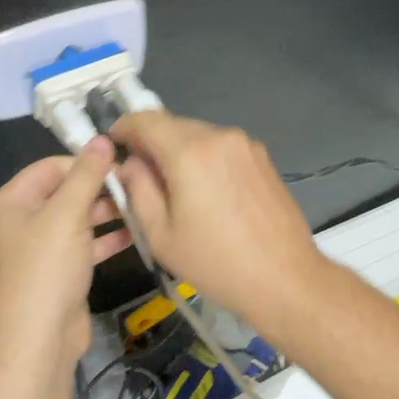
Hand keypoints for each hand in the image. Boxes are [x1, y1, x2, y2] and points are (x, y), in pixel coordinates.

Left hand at [0, 137, 130, 366]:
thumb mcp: (67, 214)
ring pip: (77, 219)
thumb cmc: (46, 269)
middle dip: (99, 188)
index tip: (121, 165)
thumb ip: (86, 175)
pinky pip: (84, 245)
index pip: (50, 166)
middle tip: (137, 185)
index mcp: (12, 201)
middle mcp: (21, 221)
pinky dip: (106, 238)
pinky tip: (135, 234)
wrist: (38, 339)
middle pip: (64, 191)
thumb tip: (102, 139)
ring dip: (107, 212)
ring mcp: (40, 249)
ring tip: (142, 206)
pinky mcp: (58, 272)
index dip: (84, 162)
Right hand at [110, 112, 334, 324]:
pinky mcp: (263, 159)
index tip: (113, 144)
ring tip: (174, 189)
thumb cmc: (216, 263)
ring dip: (179, 152)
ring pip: (199, 136)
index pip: (146, 120)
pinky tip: (206, 194)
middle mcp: (220, 137)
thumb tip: (131, 164)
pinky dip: (205, 159)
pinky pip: (221, 148)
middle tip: (139, 175)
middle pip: (173, 125)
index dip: (124, 127)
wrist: (285, 279)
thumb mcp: (161, 235)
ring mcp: (246, 145)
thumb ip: (138, 190)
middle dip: (152, 143)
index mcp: (190, 152)